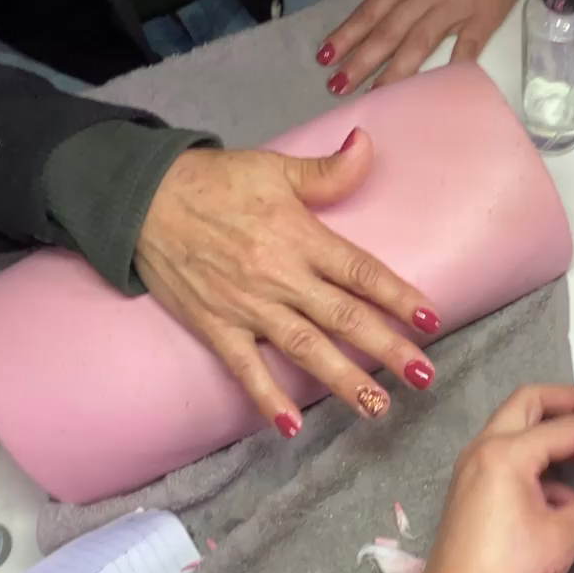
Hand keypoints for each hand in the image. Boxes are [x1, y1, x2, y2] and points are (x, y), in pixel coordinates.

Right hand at [134, 130, 440, 434]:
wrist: (143, 198)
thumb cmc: (214, 182)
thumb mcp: (275, 168)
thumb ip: (328, 170)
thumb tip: (368, 145)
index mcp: (301, 237)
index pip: (361, 271)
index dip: (398, 295)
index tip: (430, 320)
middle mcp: (281, 276)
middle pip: (344, 317)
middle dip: (387, 349)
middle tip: (423, 377)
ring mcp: (248, 306)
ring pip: (305, 348)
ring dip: (343, 380)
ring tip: (377, 407)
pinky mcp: (215, 326)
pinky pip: (244, 368)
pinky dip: (266, 397)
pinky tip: (291, 427)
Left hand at [316, 0, 534, 94]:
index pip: (371, 10)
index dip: (347, 35)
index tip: (326, 57)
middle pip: (388, 33)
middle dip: (361, 61)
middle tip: (337, 87)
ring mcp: (455, 9)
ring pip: (419, 45)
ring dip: (393, 73)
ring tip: (373, 97)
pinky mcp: (483, 19)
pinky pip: (466, 48)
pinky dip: (451, 68)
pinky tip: (434, 91)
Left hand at [420, 386, 573, 572]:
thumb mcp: (561, 539)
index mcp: (504, 454)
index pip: (567, 429)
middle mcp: (483, 449)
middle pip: (530, 404)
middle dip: (572, 404)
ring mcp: (474, 468)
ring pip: (518, 429)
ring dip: (556, 435)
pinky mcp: (473, 489)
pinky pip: (510, 459)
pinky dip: (541, 465)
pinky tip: (571, 496)